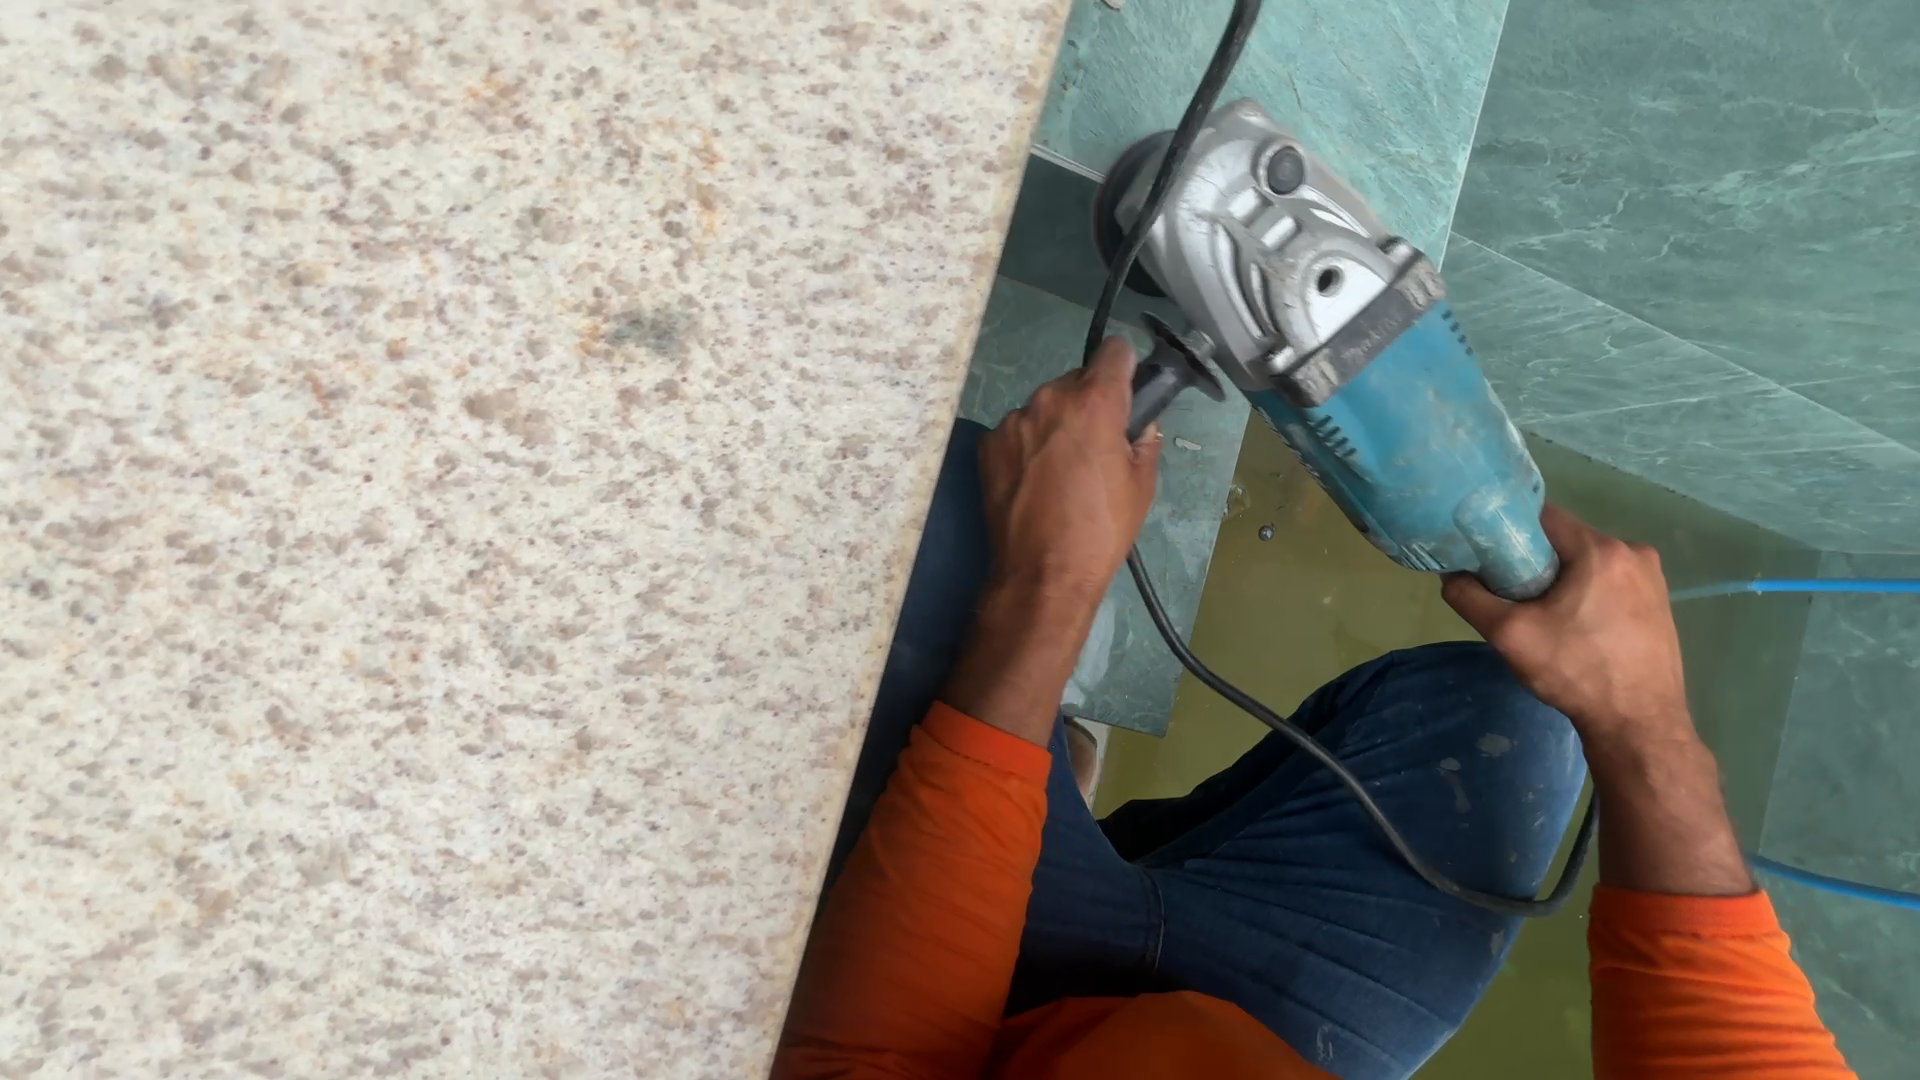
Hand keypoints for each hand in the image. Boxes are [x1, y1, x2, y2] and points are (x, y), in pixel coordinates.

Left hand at [977, 337, 1161, 599]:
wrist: (1042, 571)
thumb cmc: (1101, 529)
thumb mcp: (1142, 485)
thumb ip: (1143, 440)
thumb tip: (1139, 425)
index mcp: (1094, 401)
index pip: (1113, 351)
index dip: (1123, 367)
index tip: (1124, 389)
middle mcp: (1049, 399)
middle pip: (1074, 382)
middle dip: (1087, 404)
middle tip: (1094, 446)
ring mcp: (1012, 421)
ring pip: (1043, 408)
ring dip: (1054, 425)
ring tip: (1059, 471)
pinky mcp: (987, 446)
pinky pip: (1015, 432)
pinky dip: (1025, 447)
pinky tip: (1032, 480)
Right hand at [1441, 506, 1690, 748]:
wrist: (1638, 722)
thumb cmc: (1574, 669)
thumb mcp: (1506, 632)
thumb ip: (1468, 596)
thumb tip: (1450, 575)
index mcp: (1601, 550)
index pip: (1540, 515)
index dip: (1505, 527)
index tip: (1482, 550)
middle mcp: (1633, 552)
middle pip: (1562, 537)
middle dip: (1528, 554)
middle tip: (1501, 585)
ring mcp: (1651, 576)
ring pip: (1582, 558)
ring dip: (1554, 573)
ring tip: (1530, 604)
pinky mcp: (1657, 599)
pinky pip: (1604, 577)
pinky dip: (1579, 587)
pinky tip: (1565, 618)